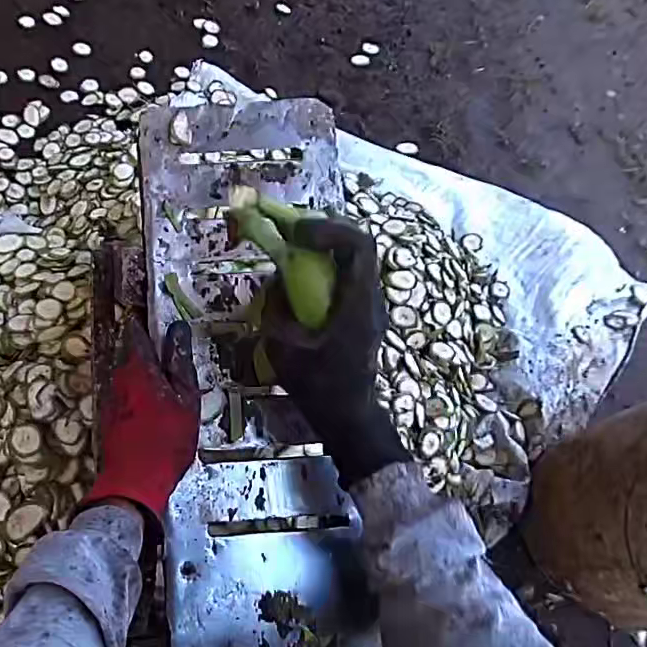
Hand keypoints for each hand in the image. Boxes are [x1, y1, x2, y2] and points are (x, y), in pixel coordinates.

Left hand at [82, 317, 199, 524]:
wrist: (133, 482)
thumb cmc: (165, 442)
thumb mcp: (186, 401)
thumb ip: (180, 365)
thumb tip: (177, 334)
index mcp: (138, 369)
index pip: (137, 332)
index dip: (144, 319)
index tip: (152, 310)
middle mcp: (118, 377)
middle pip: (132, 353)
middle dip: (148, 348)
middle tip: (169, 347)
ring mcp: (111, 397)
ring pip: (128, 374)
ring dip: (144, 372)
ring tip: (167, 380)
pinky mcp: (109, 415)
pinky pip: (126, 393)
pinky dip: (139, 392)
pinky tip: (153, 404)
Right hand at [263, 216, 411, 486]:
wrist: (348, 416)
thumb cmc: (318, 386)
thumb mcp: (283, 349)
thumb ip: (276, 310)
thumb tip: (275, 282)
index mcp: (357, 303)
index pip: (358, 245)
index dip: (327, 229)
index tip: (294, 233)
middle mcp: (370, 298)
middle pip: (356, 246)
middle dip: (322, 233)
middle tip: (289, 234)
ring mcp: (369, 306)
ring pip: (351, 261)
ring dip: (322, 250)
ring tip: (291, 251)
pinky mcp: (360, 314)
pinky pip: (344, 279)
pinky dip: (322, 270)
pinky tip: (299, 282)